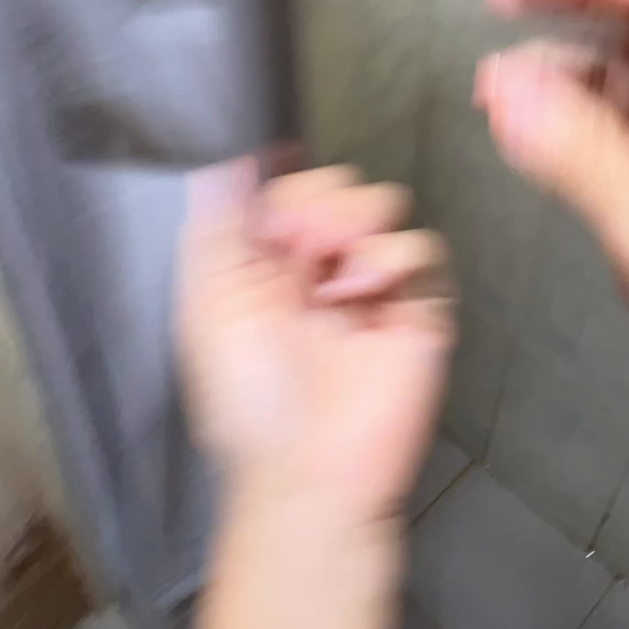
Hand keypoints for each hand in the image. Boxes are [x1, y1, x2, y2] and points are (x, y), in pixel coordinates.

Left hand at [177, 160, 453, 524]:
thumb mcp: (208, 305)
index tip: (275, 213)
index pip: (287, 188)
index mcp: (270, 261)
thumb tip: (225, 161)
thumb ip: (214, 227)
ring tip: (328, 261)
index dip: (284, 185)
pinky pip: (420, 248)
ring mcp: (369, 283)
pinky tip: (359, 291)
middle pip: (337, 184)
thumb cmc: (247, 397)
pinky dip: (390, 256)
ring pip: (381, 203)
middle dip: (318, 196)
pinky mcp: (415, 306)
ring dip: (353, 216)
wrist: (304, 467)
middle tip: (299, 241)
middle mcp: (320, 265)